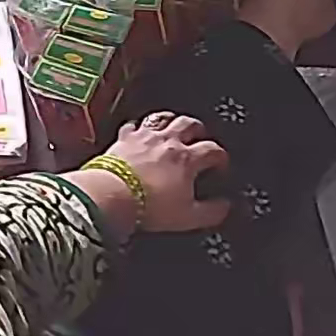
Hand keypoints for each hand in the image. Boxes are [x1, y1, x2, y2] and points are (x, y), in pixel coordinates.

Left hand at [101, 113, 231, 232]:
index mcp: (187, 159)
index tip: (220, 165)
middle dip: (198, 129)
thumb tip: (224, 206)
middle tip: (200, 137)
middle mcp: (166, 142)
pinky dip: (138, 127)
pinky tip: (138, 132)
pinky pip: (132, 124)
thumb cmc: (150, 206)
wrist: (112, 195)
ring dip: (170, 120)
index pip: (213, 149)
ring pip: (160, 117)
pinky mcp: (122, 138)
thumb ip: (212, 211)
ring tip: (173, 126)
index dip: (221, 157)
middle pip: (188, 123)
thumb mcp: (190, 217)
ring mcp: (142, 137)